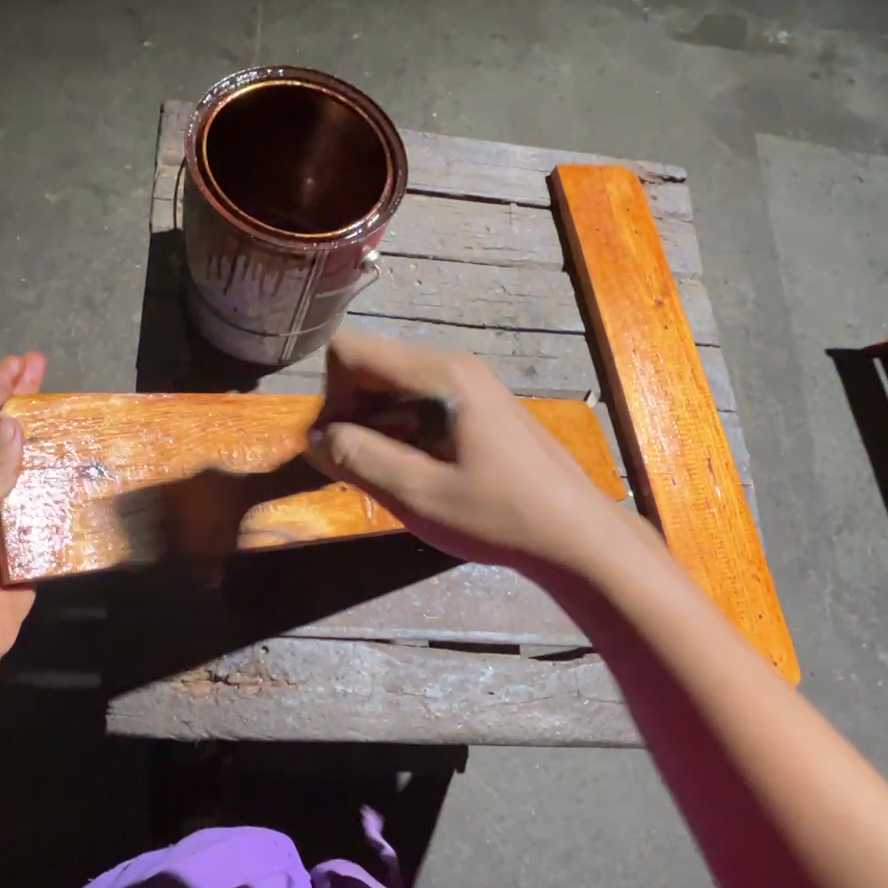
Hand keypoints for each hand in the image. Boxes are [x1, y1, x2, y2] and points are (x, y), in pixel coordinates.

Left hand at [0, 352, 46, 670]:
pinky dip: (62, 487)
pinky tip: (80, 468)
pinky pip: (44, 507)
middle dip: (20, 405)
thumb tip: (15, 429)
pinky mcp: (22, 544)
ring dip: (46, 444)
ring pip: (25, 471)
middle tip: (43, 369)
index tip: (19, 363)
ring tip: (69, 410)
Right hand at [305, 332, 639, 575]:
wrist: (575, 535)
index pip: (350, 352)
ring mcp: (468, 385)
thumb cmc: (498, 516)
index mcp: (439, 375)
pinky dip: (400, 434)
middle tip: (358, 468)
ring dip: (374, 428)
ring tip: (389, 477)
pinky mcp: (476, 407)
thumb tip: (312, 439)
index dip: (329, 396)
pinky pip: (417, 404)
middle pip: (369, 367)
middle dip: (349, 414)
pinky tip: (416, 474)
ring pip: (391, 389)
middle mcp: (452, 366)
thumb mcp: (418, 495)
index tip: (338, 446)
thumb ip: (358, 460)